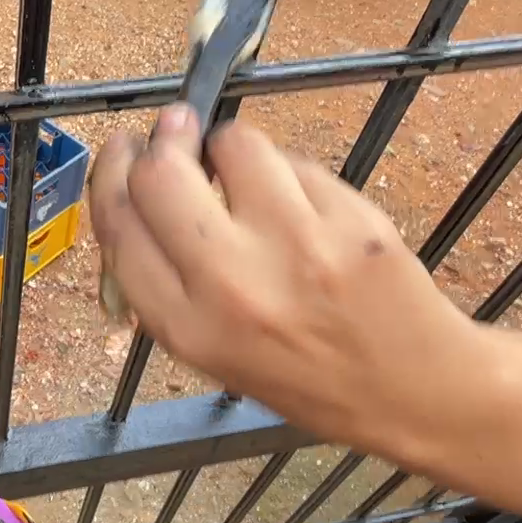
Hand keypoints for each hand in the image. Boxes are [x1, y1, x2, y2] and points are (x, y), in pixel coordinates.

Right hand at [89, 104, 492, 464]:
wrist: (411, 391)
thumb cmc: (296, 372)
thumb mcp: (206, 349)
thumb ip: (158, 277)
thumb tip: (130, 186)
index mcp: (184, 325)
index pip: (118, 222)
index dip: (110, 171)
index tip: (123, 150)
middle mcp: (230, 286)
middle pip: (158, 173)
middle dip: (161, 139)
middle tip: (174, 130)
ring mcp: (295, 247)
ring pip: (230, 144)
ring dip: (226, 144)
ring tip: (243, 169)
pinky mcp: (348, 219)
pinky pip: (292, 160)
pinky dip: (283, 169)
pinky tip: (298, 202)